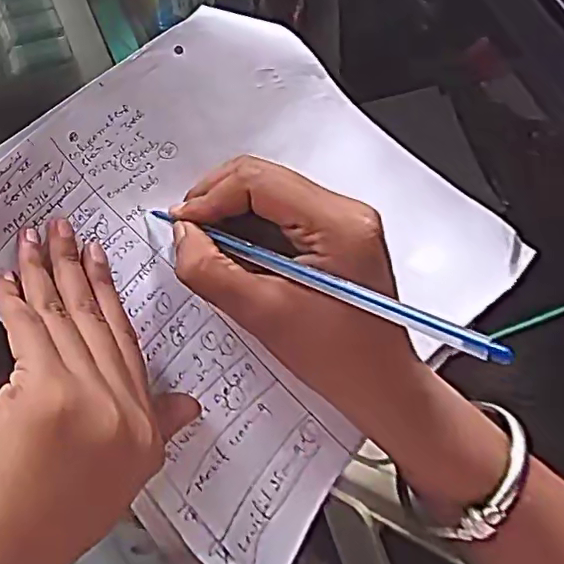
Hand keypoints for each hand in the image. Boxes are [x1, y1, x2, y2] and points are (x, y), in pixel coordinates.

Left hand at [0, 218, 197, 563]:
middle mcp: (122, 414)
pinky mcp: (45, 387)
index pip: (126, 345)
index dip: (110, 295)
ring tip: (34, 239)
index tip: (100, 261)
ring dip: (43, 270)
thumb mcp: (110, 480)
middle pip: (97, 321)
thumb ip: (150, 433)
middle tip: (65, 231)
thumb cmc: (32, 516)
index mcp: (143, 435)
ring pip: (62, 315)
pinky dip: (14, 298)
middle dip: (76, 267)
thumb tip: (185, 405)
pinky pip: (28, 325)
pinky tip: (8, 279)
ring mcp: (87, 399)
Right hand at [168, 157, 432, 442]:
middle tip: (188, 231)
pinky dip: (240, 224)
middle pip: (256, 176)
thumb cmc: (340, 360)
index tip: (183, 224)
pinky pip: (269, 208)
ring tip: (207, 246)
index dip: (208, 198)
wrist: (380, 387)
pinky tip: (231, 253)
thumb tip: (183, 234)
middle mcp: (343, 211)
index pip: (254, 180)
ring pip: (259, 189)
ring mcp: (337, 218)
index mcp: (338, 225)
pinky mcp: (326, 230)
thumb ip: (210, 269)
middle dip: (213, 200)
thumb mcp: (261, 314)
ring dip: (224, 212)